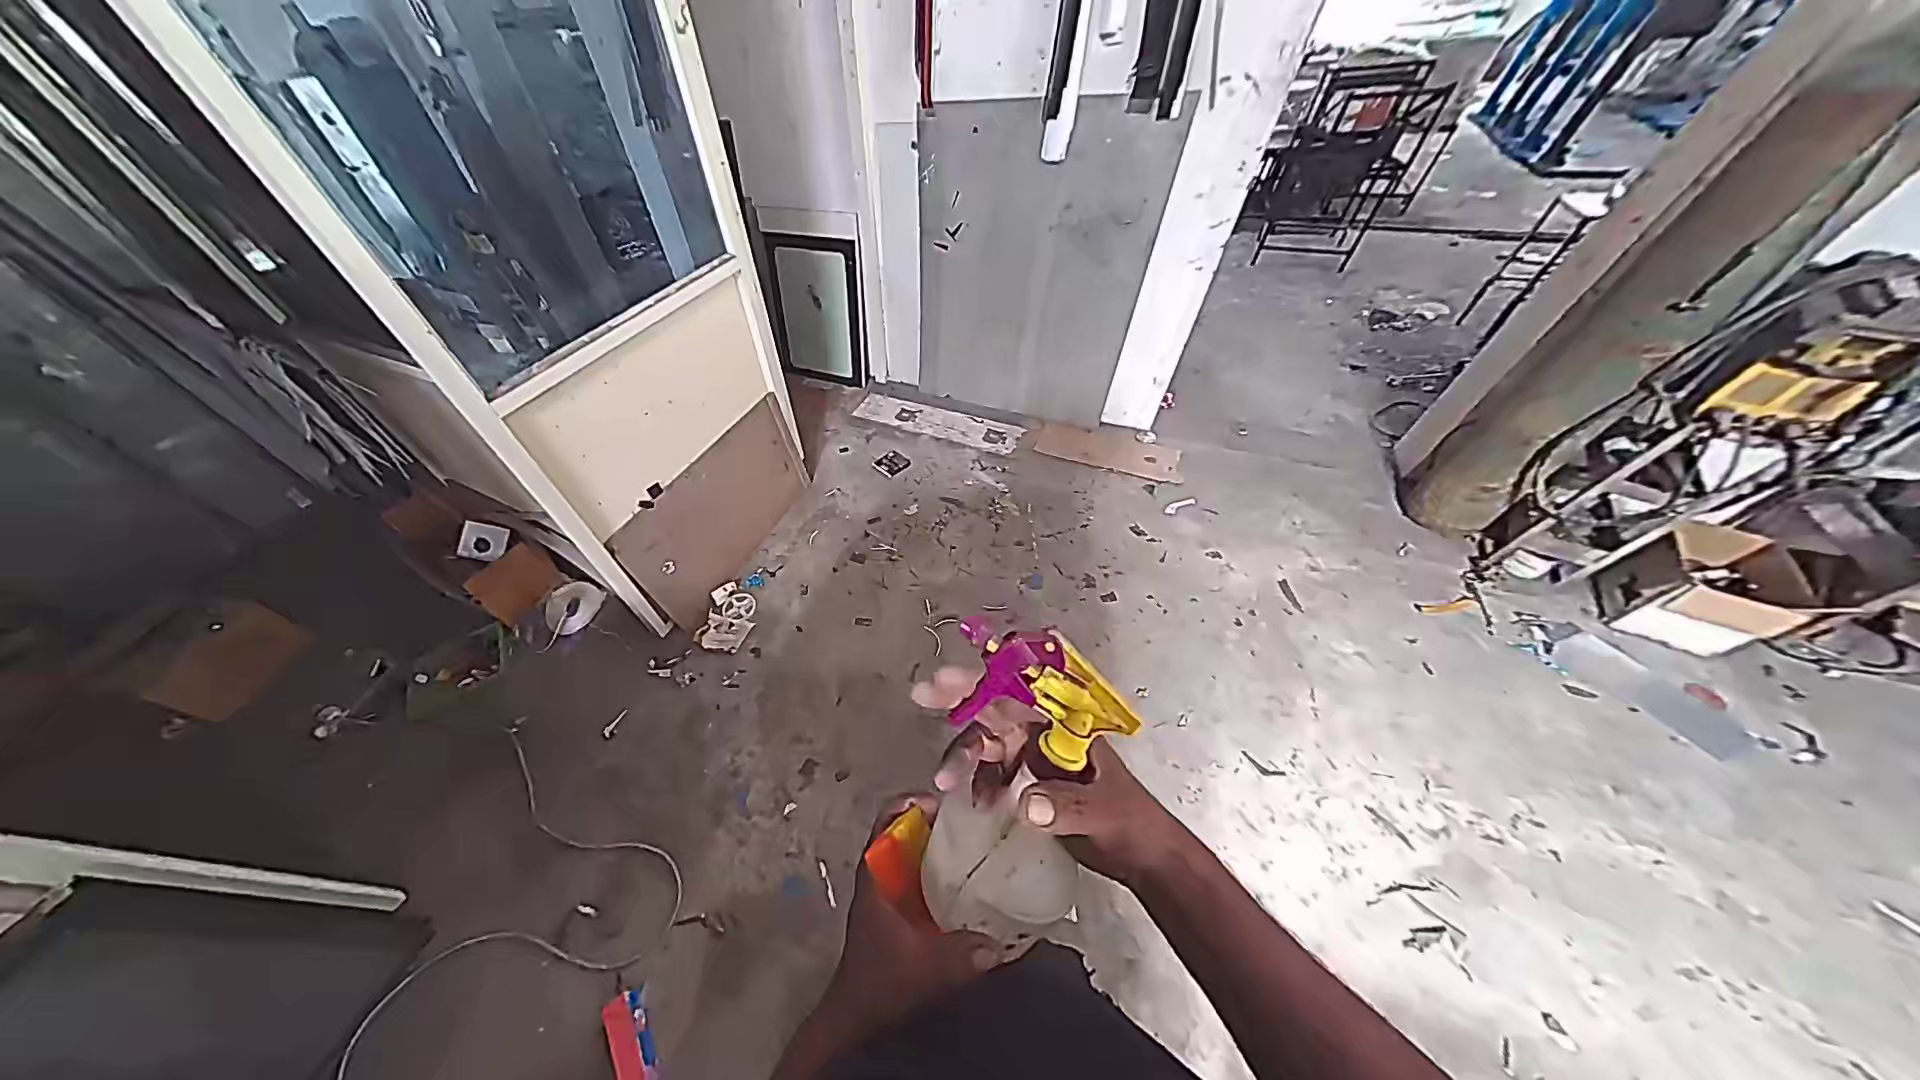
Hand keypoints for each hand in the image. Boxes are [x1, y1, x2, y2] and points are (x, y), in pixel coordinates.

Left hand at [824, 796, 1004, 1024]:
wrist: (857, 1015)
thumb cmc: (880, 981)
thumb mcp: (923, 967)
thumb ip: (960, 955)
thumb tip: (1000, 943)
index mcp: (876, 872)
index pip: (888, 818)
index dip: (914, 801)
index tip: (947, 802)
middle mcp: (882, 870)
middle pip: (907, 826)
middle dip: (938, 817)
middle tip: (975, 815)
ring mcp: (891, 886)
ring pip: (916, 846)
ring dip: (942, 838)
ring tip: (979, 835)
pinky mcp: (902, 904)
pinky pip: (923, 868)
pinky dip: (943, 862)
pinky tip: (972, 871)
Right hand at [911, 667, 1191, 887]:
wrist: (1140, 856)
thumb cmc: (1128, 821)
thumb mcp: (1102, 812)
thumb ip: (1064, 806)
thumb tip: (1021, 802)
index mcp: (1065, 724)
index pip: (1020, 692)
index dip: (983, 680)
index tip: (949, 677)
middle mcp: (1045, 732)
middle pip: (996, 707)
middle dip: (959, 698)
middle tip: (923, 694)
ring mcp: (1033, 755)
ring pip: (988, 741)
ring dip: (963, 755)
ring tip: (944, 781)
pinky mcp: (1026, 781)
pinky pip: (991, 772)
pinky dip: (978, 783)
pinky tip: (977, 803)